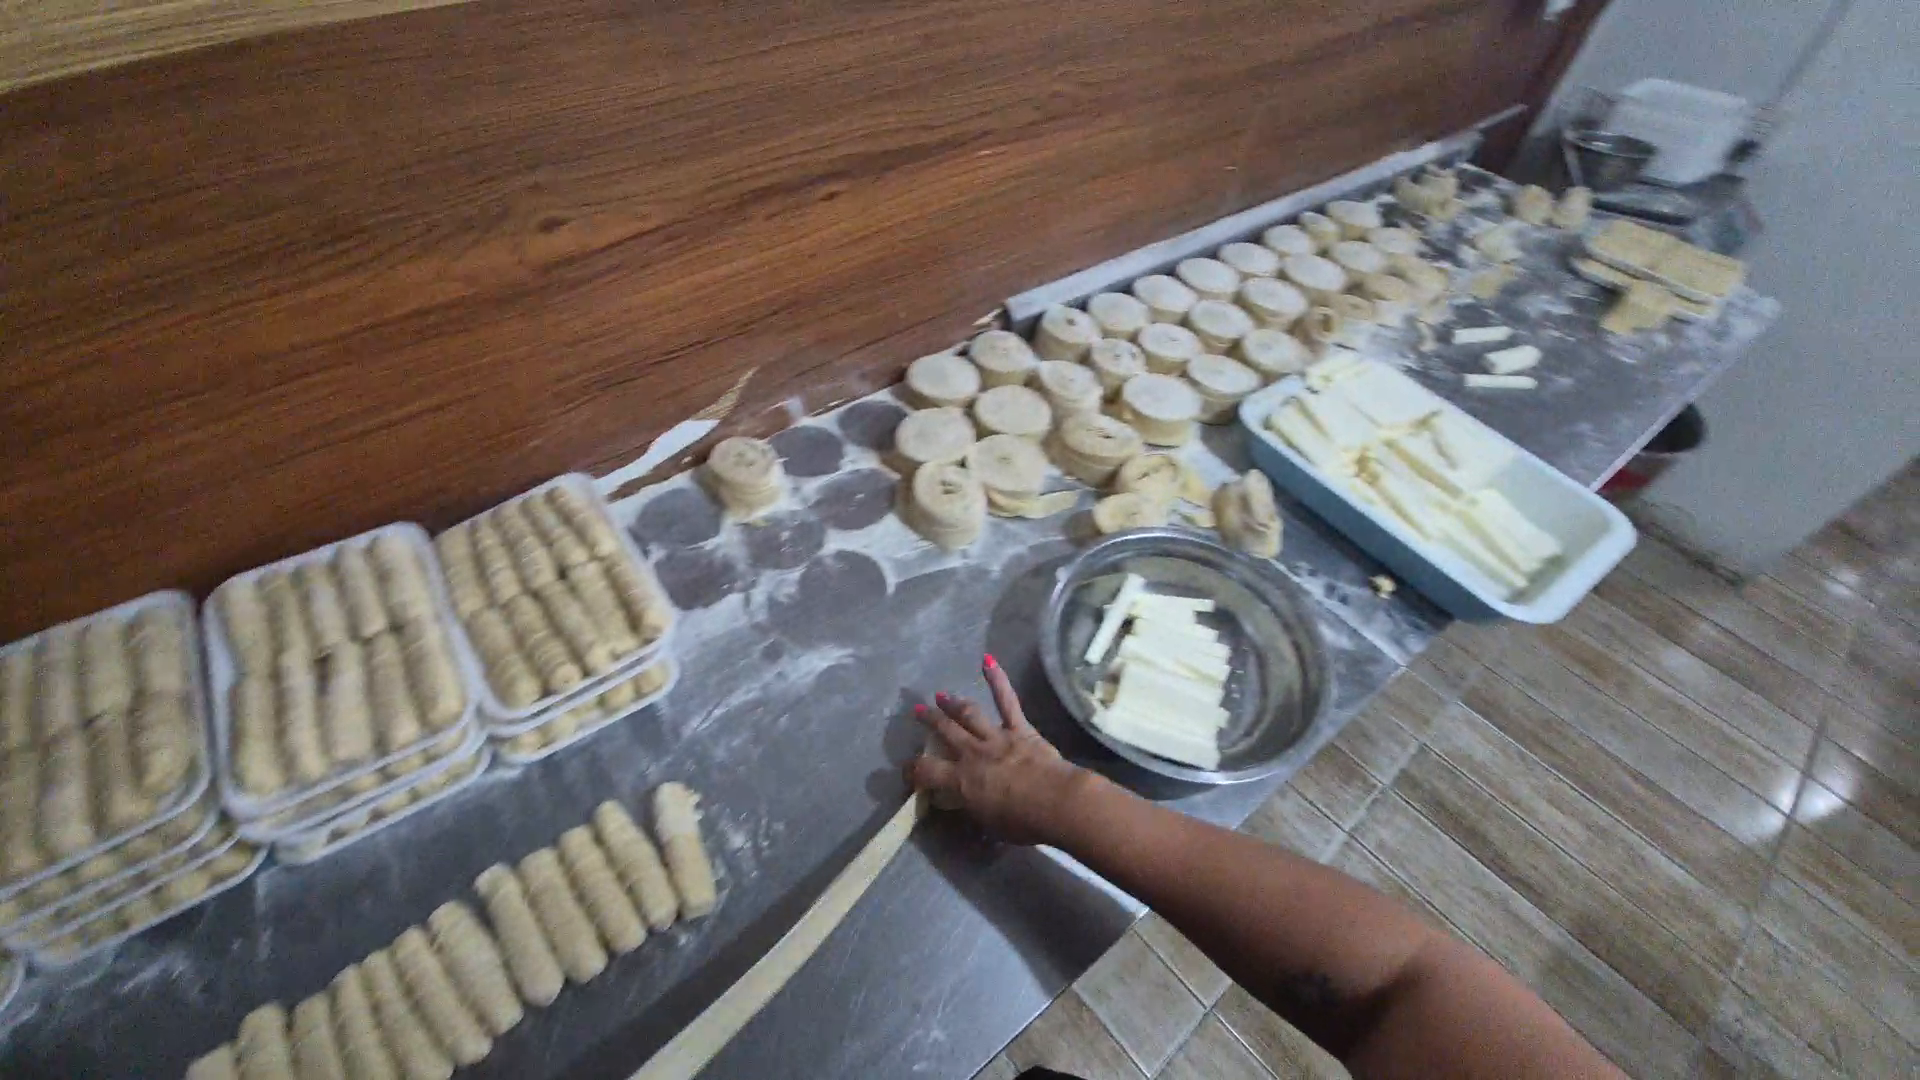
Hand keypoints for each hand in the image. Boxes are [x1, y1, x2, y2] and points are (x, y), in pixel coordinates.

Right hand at [906, 655, 1091, 845]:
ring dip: (954, 703)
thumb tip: (968, 801)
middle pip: (945, 731)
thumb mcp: (988, 823)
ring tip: (942, 696)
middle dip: (930, 720)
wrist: (1055, 802)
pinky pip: (1007, 701)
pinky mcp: (1019, 729)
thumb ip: (974, 808)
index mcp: (961, 781)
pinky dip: (998, 679)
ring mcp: (996, 737)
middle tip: (919, 711)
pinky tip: (988, 661)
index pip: (925, 771)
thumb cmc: (1023, 822)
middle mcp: (972, 753)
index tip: (909, 770)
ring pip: (969, 714)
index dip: (913, 770)